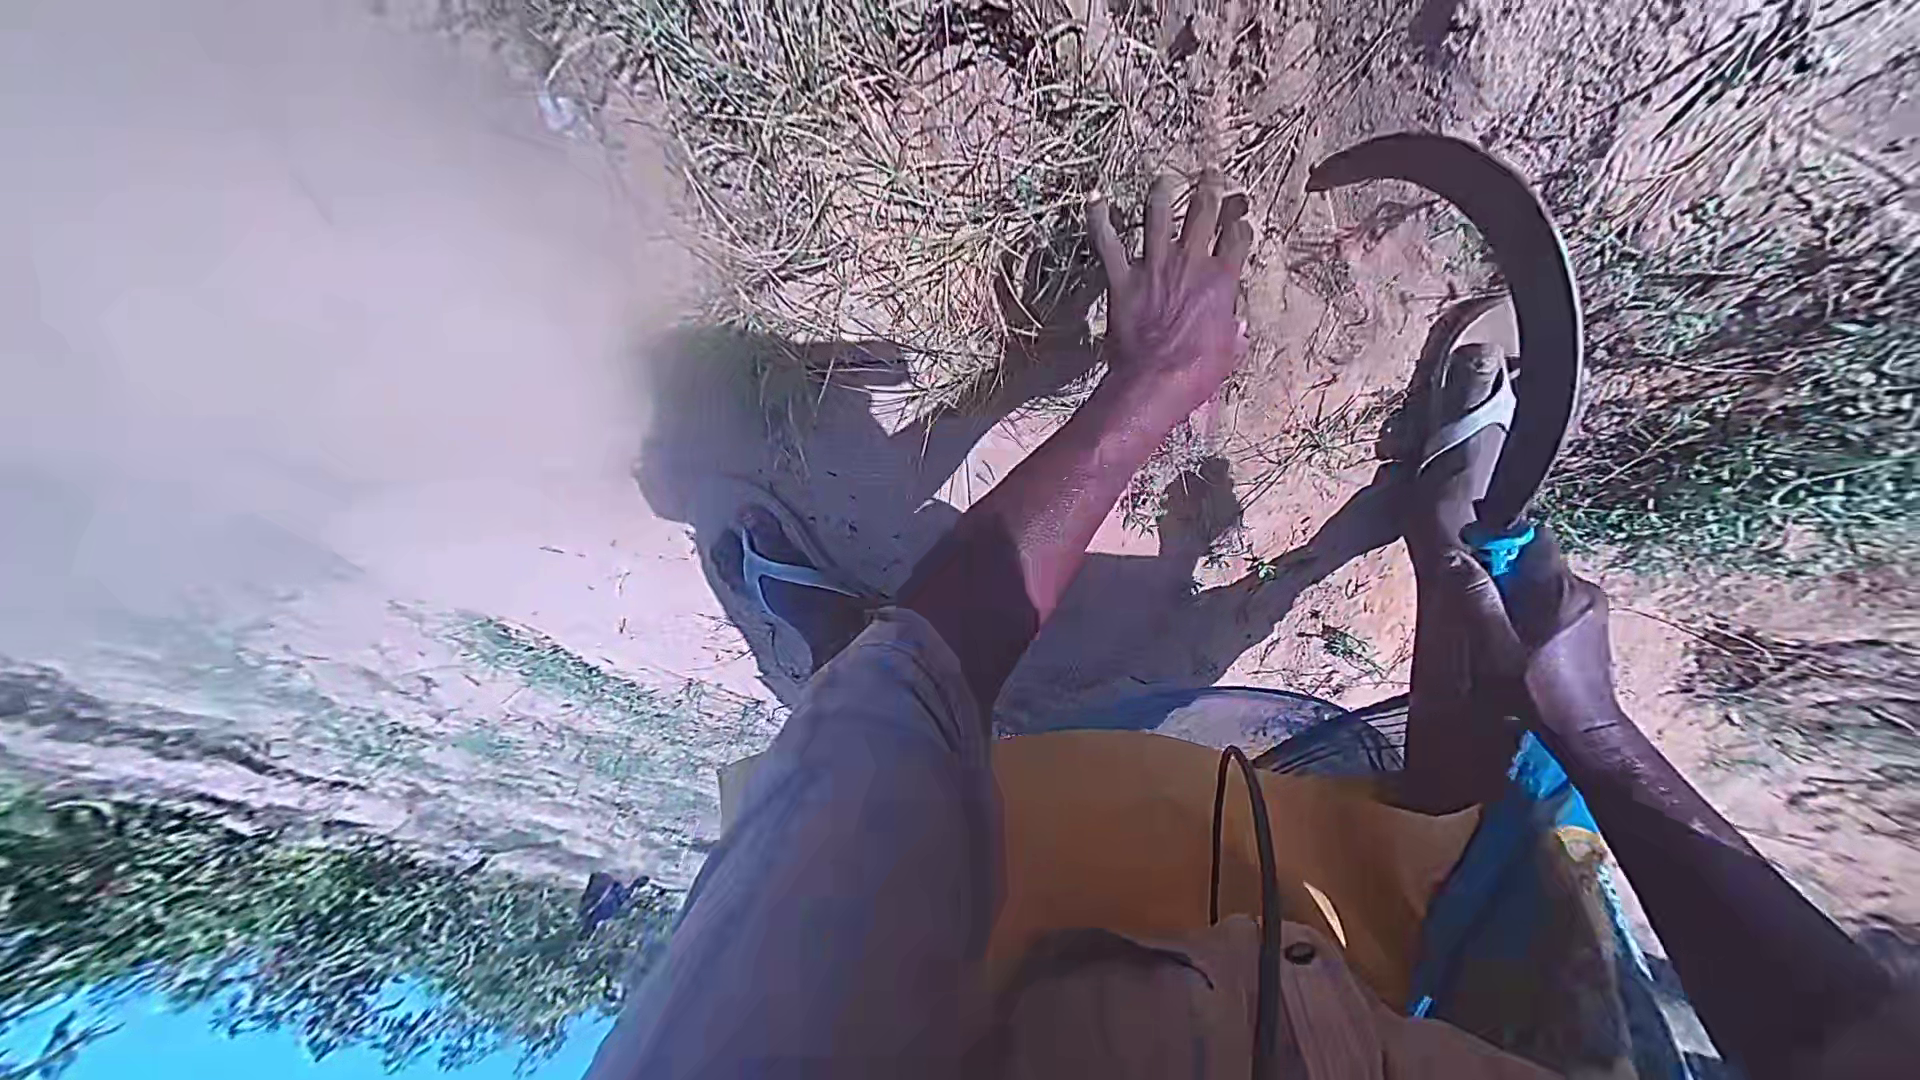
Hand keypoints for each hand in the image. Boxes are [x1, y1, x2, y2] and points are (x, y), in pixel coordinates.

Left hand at [1088, 171, 1252, 421]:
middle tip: (1210, 178)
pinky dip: (1101, 219)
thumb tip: (1238, 327)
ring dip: (1162, 193)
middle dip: (1210, 189)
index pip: (1238, 235)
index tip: (1237, 223)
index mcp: (1222, 279)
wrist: (1155, 381)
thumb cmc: (1195, 373)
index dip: (1239, 224)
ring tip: (1163, 182)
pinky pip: (1108, 242)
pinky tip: (1097, 200)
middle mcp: (1190, 262)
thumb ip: (1233, 331)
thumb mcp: (1228, 353)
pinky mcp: (1122, 280)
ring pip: (1159, 213)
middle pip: (1204, 210)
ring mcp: (1154, 267)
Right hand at [1444, 525, 1634, 752]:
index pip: (1531, 535)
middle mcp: (1583, 591)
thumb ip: (1475, 596)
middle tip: (1470, 596)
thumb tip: (1452, 555)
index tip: (1466, 560)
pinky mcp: (1587, 625)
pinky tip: (1510, 635)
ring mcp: (1589, 609)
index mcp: (1561, 589)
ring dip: (1508, 590)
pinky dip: (1523, 606)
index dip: (1494, 539)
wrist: (1579, 733)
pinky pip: (1549, 598)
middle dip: (1497, 568)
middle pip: (1532, 557)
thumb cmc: (1533, 689)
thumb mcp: (1493, 643)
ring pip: (1538, 579)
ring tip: (1488, 622)